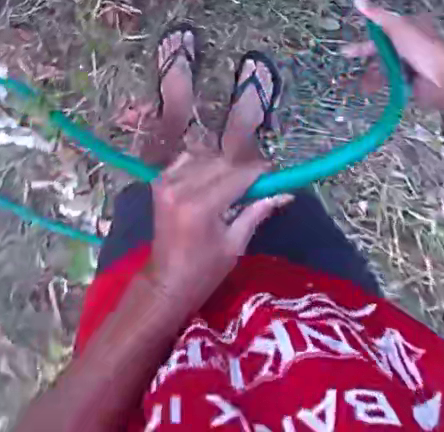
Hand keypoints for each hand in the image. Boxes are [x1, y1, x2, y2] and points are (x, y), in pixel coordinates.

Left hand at [143, 147, 292, 310]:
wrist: (166, 285)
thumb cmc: (204, 272)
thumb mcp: (235, 245)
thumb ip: (256, 213)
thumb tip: (283, 194)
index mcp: (201, 207)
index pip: (237, 176)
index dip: (257, 172)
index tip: (273, 173)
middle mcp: (182, 187)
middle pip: (221, 164)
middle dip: (242, 170)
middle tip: (256, 181)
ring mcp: (167, 182)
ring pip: (205, 158)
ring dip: (222, 167)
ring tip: (233, 183)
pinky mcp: (159, 183)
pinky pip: (186, 161)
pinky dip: (200, 164)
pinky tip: (209, 179)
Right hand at [343, 0, 443, 117]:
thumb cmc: (422, 50)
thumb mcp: (397, 27)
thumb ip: (376, 14)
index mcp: (409, 27)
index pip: (384, 26)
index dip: (368, 30)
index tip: (356, 29)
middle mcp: (409, 43)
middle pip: (382, 46)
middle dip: (366, 53)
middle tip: (347, 55)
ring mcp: (410, 63)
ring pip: (384, 64)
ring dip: (371, 71)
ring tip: (361, 80)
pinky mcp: (410, 81)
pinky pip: (390, 79)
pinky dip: (379, 82)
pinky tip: (369, 88)